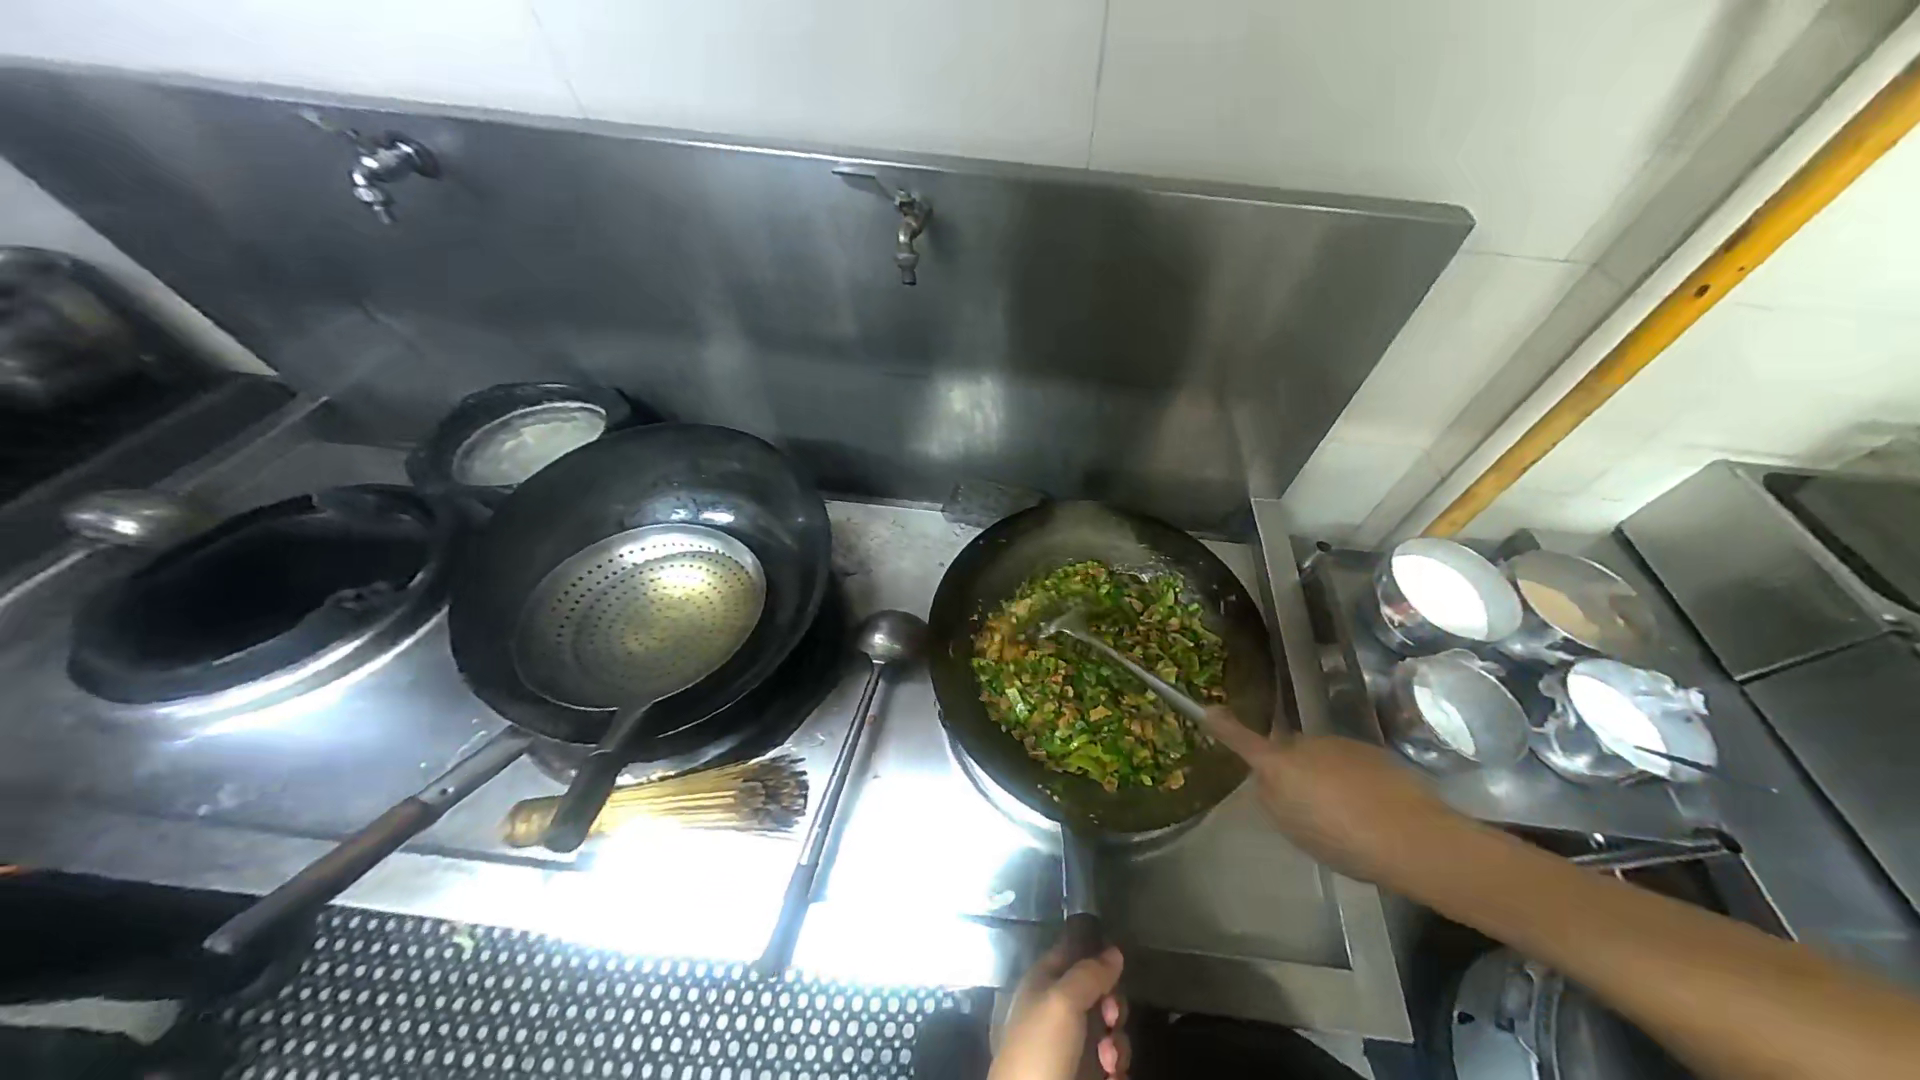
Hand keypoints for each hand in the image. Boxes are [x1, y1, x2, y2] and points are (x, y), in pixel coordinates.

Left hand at [989, 936, 1127, 1079]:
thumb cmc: (1040, 1048)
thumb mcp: (1062, 1001)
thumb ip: (1088, 974)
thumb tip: (1114, 951)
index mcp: (1044, 983)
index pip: (1071, 952)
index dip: (1094, 954)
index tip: (1116, 962)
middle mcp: (1059, 1011)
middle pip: (1099, 994)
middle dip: (1114, 1006)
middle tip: (1112, 1019)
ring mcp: (1073, 1046)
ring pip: (1110, 1032)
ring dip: (1118, 1045)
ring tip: (1109, 1062)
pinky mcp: (1086, 1076)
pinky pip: (1113, 1065)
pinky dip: (1117, 1071)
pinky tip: (1112, 1078)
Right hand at [1200, 706, 1467, 884]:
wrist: (1414, 838)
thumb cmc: (1343, 839)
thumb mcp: (1295, 828)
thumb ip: (1273, 797)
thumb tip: (1268, 778)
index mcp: (1280, 765)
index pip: (1243, 741)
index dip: (1224, 727)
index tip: (1209, 710)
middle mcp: (1306, 744)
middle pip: (1288, 751)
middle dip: (1292, 770)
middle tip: (1309, 807)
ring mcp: (1342, 744)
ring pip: (1321, 756)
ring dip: (1325, 775)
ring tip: (1348, 815)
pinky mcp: (1374, 752)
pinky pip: (1350, 762)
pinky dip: (1353, 779)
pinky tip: (1372, 809)